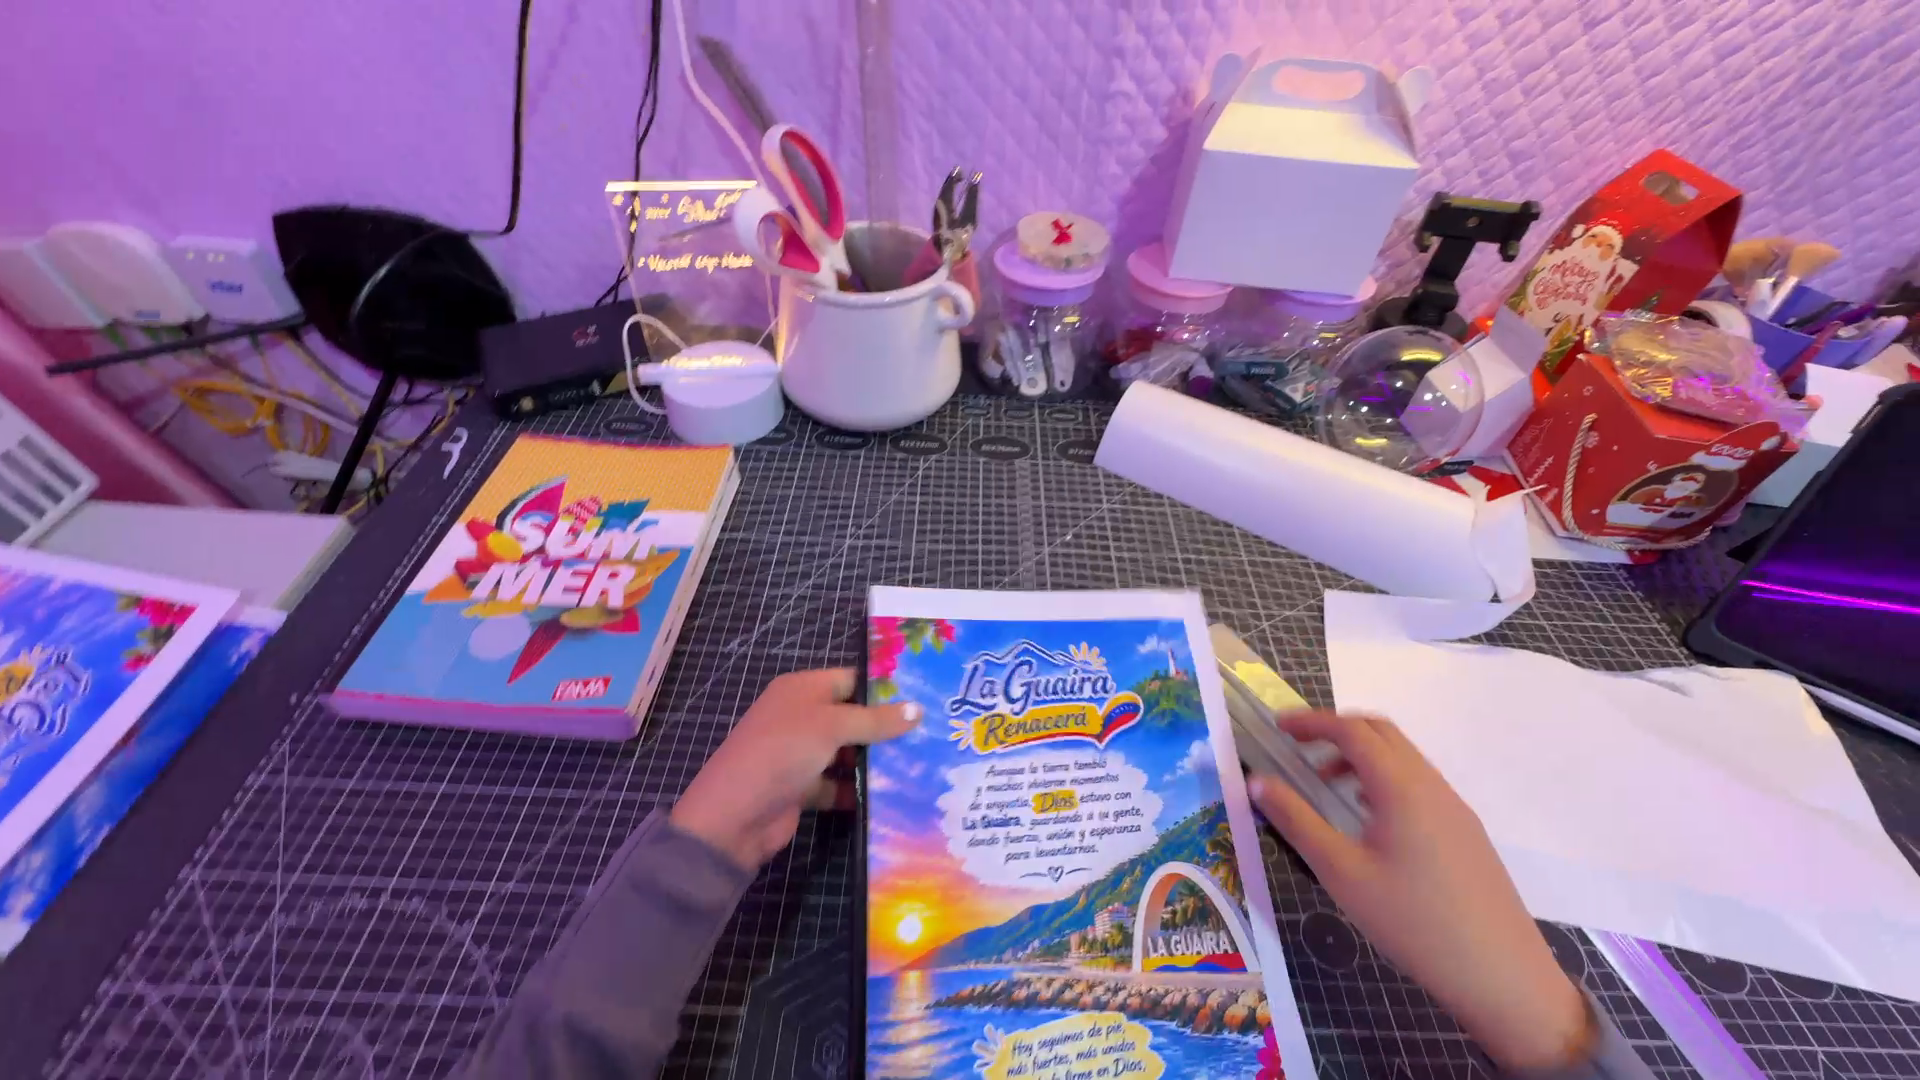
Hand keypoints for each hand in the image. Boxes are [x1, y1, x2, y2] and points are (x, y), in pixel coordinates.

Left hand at [671, 669, 920, 872]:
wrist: (734, 817)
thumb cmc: (782, 753)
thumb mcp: (831, 727)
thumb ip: (876, 720)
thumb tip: (918, 709)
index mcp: (802, 689)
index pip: (851, 679)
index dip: (884, 688)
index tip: (925, 697)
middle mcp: (801, 716)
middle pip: (852, 716)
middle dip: (887, 727)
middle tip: (932, 734)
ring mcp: (801, 753)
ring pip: (847, 752)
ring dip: (876, 760)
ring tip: (922, 764)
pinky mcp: (803, 787)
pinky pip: (838, 783)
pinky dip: (859, 790)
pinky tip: (894, 796)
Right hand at [1248, 710, 1593, 1072]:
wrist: (1503, 977)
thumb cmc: (1411, 921)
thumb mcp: (1340, 872)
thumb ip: (1295, 820)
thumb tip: (1256, 782)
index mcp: (1401, 787)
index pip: (1351, 730)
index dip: (1311, 721)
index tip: (1278, 728)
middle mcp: (1431, 785)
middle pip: (1381, 732)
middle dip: (1335, 730)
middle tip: (1298, 748)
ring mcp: (1454, 808)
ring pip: (1402, 757)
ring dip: (1360, 755)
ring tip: (1326, 787)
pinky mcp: (1465, 831)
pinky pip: (1418, 782)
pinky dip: (1383, 778)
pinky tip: (1368, 819)